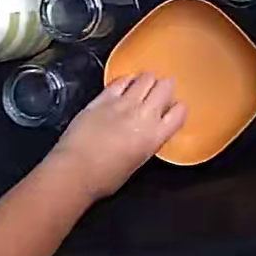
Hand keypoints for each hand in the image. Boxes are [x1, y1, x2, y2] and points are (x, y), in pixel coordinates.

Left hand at [45, 73, 187, 200]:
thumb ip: (146, 141)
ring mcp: (123, 103)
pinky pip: (120, 80)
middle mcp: (144, 115)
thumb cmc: (105, 177)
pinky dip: (126, 80)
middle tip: (160, 90)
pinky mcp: (103, 98)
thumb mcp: (137, 161)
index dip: (178, 108)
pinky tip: (124, 84)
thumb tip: (145, 133)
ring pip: (145, 78)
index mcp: (155, 136)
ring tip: (142, 85)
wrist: (75, 170)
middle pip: (165, 87)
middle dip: (164, 86)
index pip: (179, 112)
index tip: (172, 109)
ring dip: (147, 80)